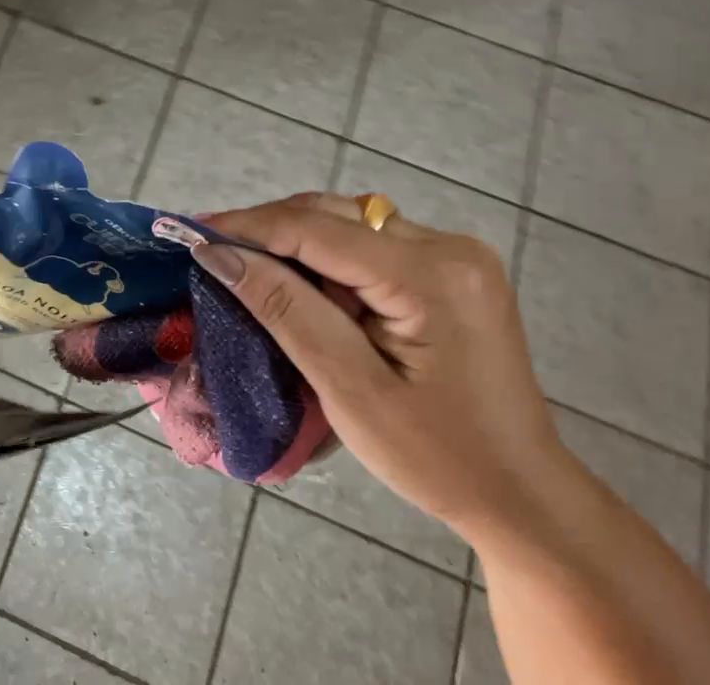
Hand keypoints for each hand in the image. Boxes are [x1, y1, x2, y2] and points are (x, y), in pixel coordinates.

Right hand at [192, 194, 573, 541]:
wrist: (520, 493)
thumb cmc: (434, 454)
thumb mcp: (348, 385)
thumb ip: (285, 309)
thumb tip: (217, 254)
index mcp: (432, 275)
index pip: (317, 230)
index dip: (247, 227)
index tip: (188, 233)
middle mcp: (451, 249)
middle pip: (335, 215)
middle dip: (266, 227)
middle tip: (207, 249)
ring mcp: (456, 259)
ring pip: (350, 223)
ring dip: (293, 238)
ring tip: (240, 262)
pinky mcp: (452, 274)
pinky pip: (371, 245)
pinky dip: (324, 255)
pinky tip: (294, 279)